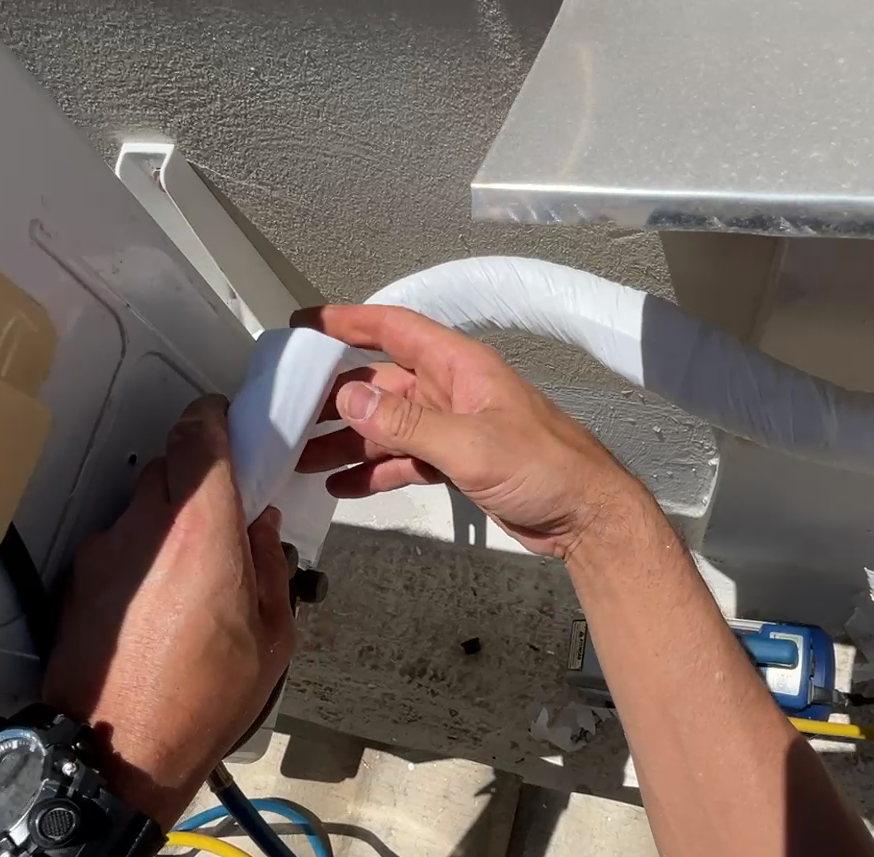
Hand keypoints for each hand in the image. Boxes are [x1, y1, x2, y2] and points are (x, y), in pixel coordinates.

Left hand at [42, 396, 294, 822]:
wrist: (116, 754)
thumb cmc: (204, 699)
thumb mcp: (272, 635)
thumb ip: (270, 567)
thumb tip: (261, 530)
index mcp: (204, 533)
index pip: (199, 435)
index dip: (216, 417)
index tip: (233, 424)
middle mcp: (146, 530)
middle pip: (170, 463)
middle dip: (201, 474)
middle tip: (227, 512)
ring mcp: (104, 553)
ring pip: (143, 504)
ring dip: (171, 518)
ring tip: (193, 572)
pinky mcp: (78, 580)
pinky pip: (119, 543)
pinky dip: (143, 552)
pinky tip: (158, 601)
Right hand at [293, 305, 640, 558]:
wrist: (584, 516)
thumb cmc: (544, 468)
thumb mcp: (470, 443)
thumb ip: (408, 422)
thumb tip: (350, 396)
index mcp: (459, 368)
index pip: (394, 330)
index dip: (347, 323)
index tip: (304, 326)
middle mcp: (450, 391)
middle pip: (381, 383)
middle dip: (335, 398)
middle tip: (290, 414)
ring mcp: (452, 428)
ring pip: (387, 427)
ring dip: (347, 442)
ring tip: (303, 461)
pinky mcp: (455, 463)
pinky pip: (404, 461)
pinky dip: (375, 473)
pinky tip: (343, 486)